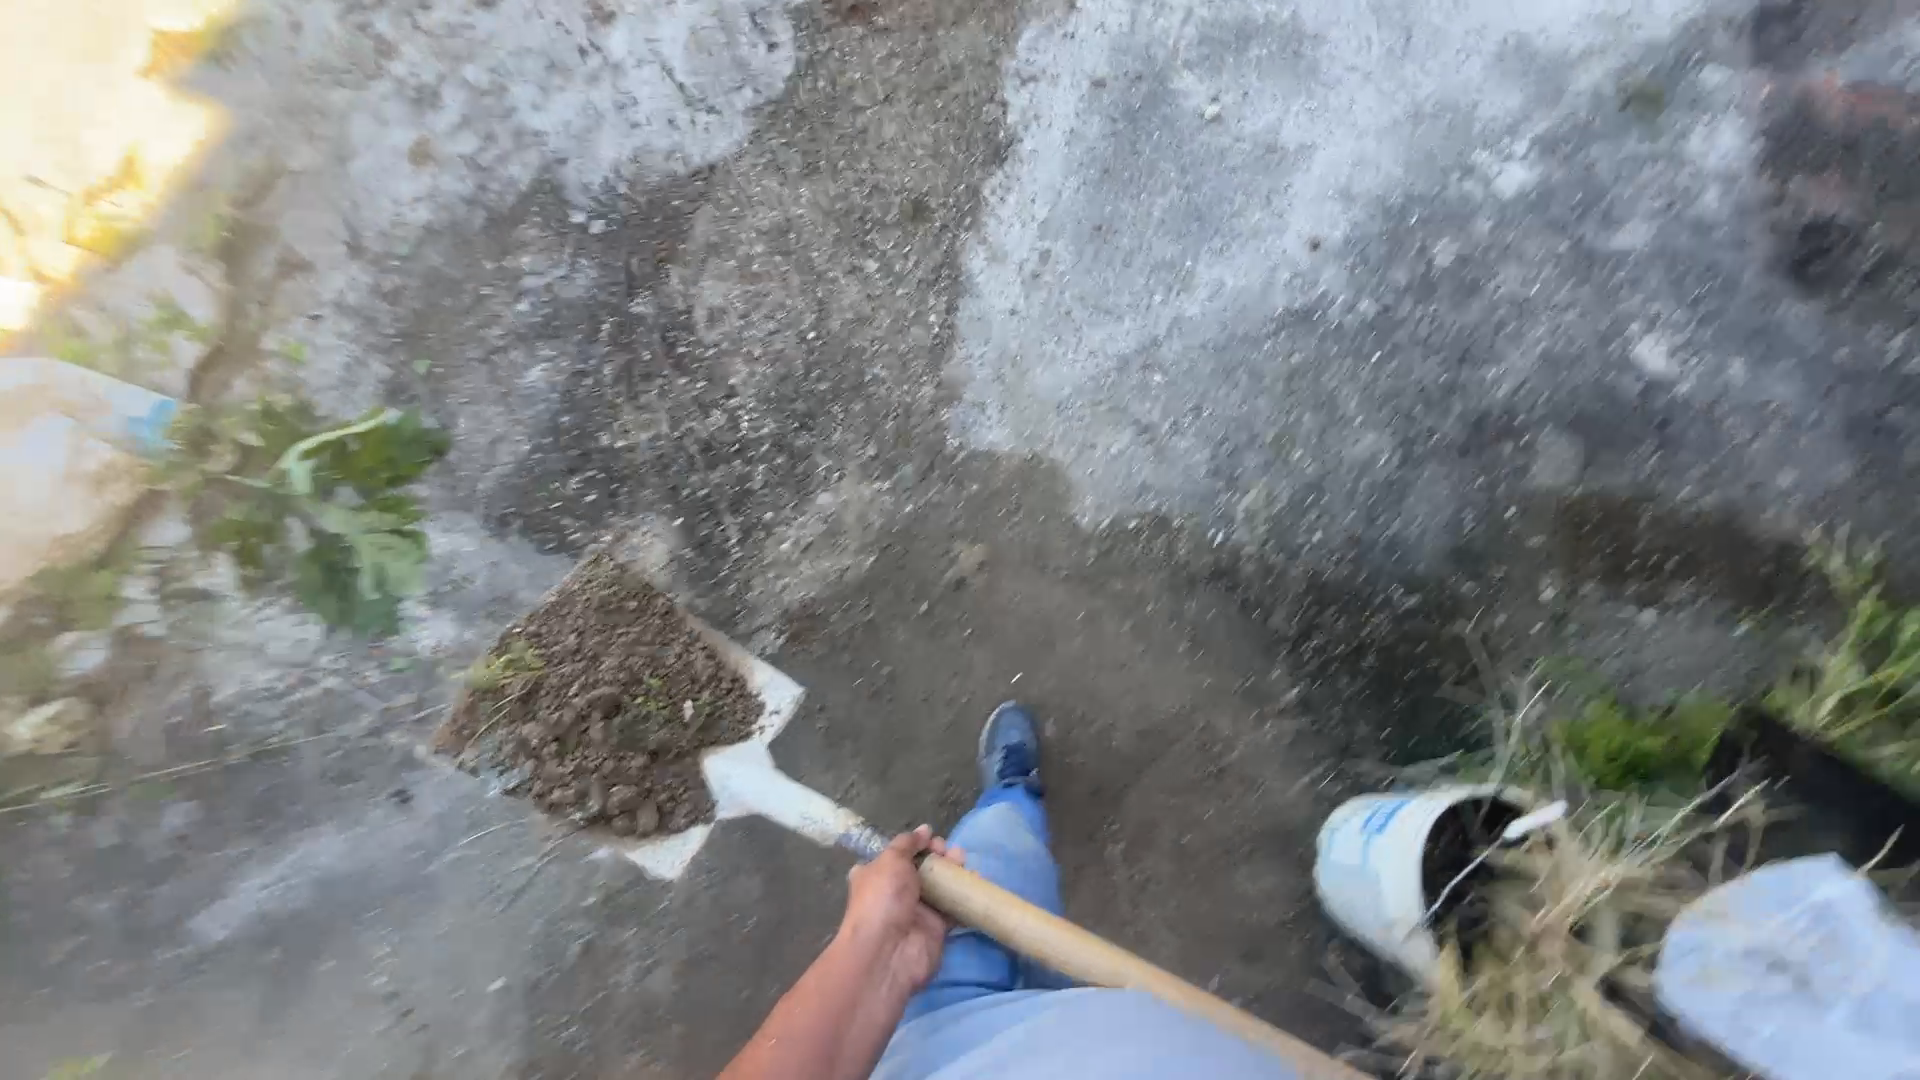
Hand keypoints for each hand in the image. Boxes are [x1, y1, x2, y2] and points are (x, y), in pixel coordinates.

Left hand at [836, 825, 964, 995]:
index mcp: (877, 875)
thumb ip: (908, 843)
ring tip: (962, 861)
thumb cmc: (883, 899)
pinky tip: (975, 880)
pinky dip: (965, 894)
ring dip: (953, 870)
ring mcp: (917, 911)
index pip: (899, 854)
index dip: (916, 844)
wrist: (888, 952)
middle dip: (938, 855)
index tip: (930, 839)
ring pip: (940, 885)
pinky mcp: (937, 928)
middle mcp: (896, 892)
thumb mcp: (890, 860)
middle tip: (947, 851)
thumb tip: (924, 830)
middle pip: (923, 867)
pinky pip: (954, 907)